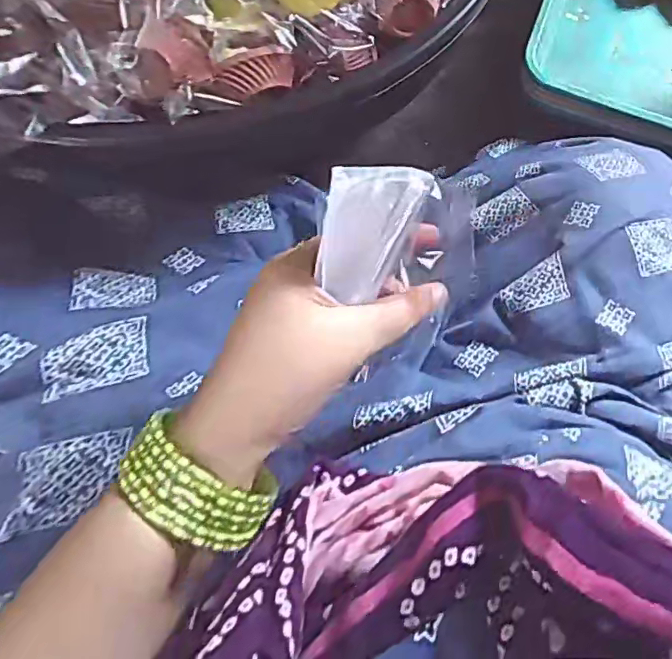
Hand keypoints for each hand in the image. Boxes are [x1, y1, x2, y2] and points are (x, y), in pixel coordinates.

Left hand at [173, 230, 446, 484]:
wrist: (231, 436)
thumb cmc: (290, 372)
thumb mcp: (353, 339)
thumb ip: (400, 311)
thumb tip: (441, 290)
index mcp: (294, 264)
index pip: (352, 236)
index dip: (393, 235)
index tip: (431, 240)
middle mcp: (286, 277)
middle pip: (348, 262)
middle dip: (386, 271)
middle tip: (422, 282)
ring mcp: (281, 306)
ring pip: (341, 290)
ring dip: (371, 298)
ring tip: (403, 310)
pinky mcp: (284, 332)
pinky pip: (330, 311)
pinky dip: (355, 316)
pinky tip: (375, 331)